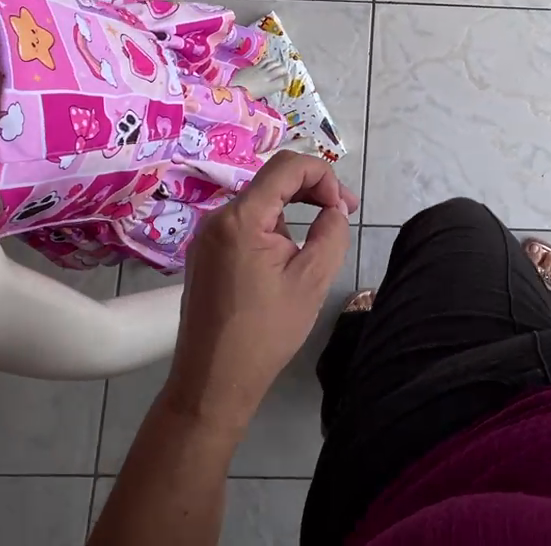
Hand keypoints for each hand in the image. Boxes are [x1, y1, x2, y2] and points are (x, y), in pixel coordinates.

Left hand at [162, 152, 359, 430]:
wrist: (212, 384)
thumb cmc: (266, 333)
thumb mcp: (313, 280)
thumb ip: (332, 232)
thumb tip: (334, 208)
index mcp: (241, 218)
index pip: (288, 167)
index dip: (324, 175)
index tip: (345, 206)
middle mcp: (218, 218)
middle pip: (273, 180)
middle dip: (313, 188)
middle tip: (343, 212)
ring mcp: (207, 236)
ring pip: (260, 201)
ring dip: (294, 208)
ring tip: (319, 238)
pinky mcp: (205, 254)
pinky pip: (245, 222)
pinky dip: (273, 225)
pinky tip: (289, 254)